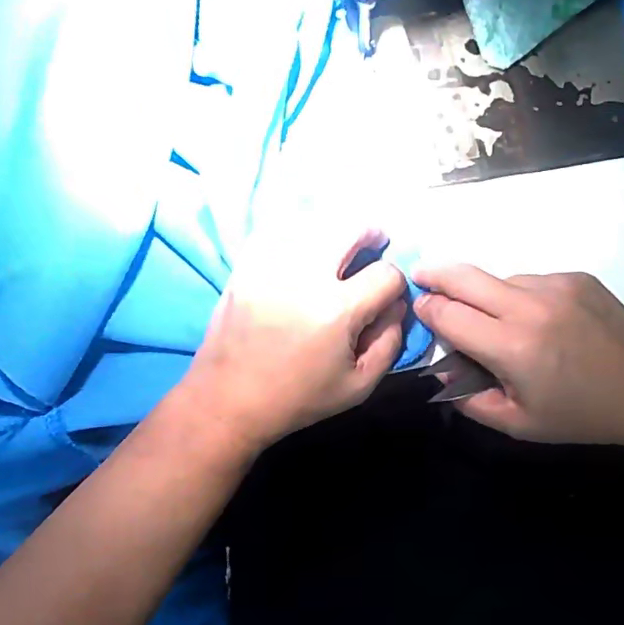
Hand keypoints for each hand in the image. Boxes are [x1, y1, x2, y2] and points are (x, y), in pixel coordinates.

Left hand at [177, 223, 408, 453]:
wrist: (228, 401)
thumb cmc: (299, 398)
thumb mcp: (359, 385)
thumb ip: (389, 341)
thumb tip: (395, 305)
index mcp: (337, 311)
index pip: (385, 274)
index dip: (396, 283)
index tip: (387, 294)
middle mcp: (305, 278)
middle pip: (350, 228)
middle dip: (370, 234)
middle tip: (373, 242)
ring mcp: (271, 267)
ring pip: (312, 223)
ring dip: (334, 230)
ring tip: (339, 243)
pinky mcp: (245, 267)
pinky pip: (275, 231)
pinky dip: (296, 232)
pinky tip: (303, 245)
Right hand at [412, 266, 623, 444]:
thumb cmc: (580, 415)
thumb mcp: (518, 424)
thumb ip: (469, 399)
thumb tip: (441, 370)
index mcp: (512, 347)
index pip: (448, 314)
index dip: (426, 311)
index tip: (420, 311)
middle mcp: (530, 306)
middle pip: (463, 276)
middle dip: (434, 275)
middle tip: (419, 276)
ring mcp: (555, 285)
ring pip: (499, 279)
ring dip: (486, 294)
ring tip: (500, 322)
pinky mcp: (576, 277)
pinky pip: (531, 280)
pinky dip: (522, 296)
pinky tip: (540, 321)